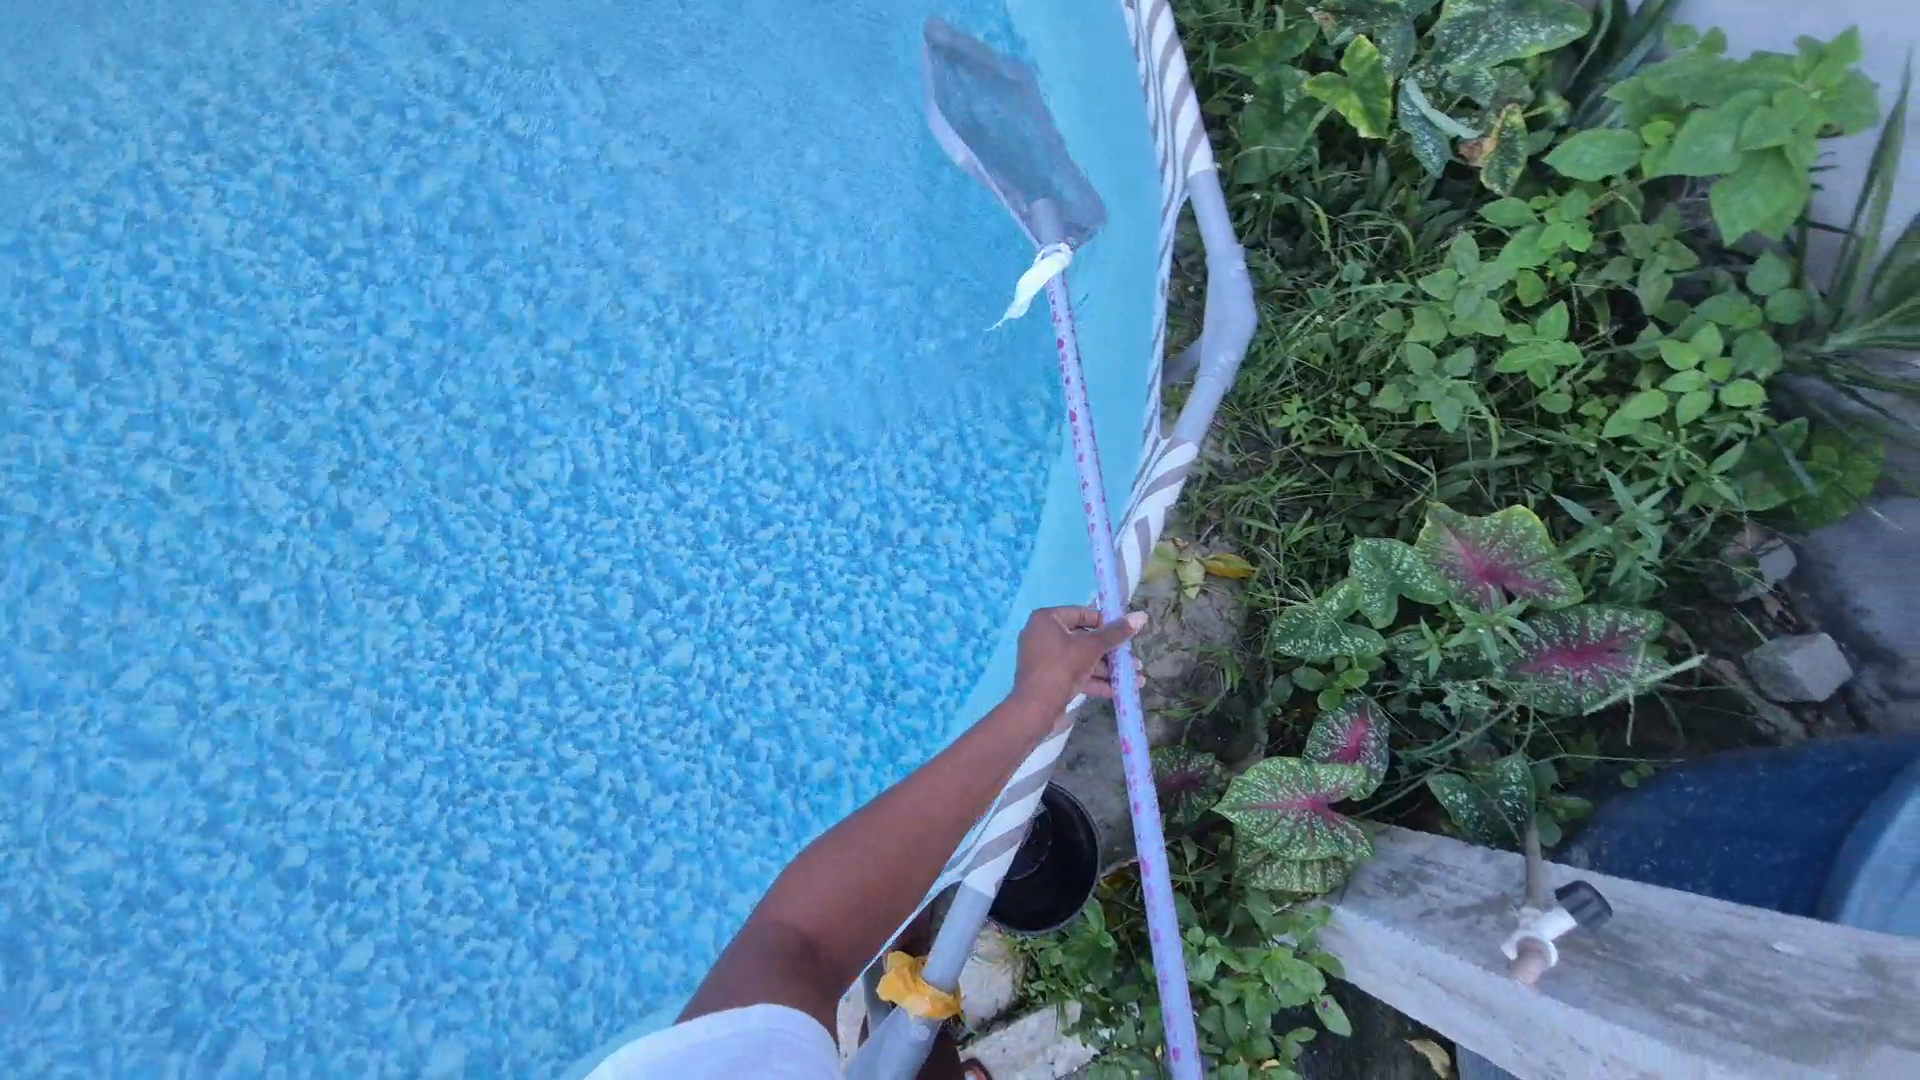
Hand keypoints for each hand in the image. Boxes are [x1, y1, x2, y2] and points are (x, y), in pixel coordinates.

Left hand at [1009, 606, 1146, 716]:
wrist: (1035, 708)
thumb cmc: (1061, 667)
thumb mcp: (1092, 647)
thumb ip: (1116, 633)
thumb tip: (1141, 616)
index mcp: (1046, 619)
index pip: (1081, 613)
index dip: (1105, 622)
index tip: (1125, 631)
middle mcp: (1043, 635)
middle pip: (1083, 638)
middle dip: (1111, 651)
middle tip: (1133, 659)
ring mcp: (1045, 659)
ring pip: (1081, 659)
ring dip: (1108, 669)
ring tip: (1135, 677)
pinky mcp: (1050, 679)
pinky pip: (1075, 674)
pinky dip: (1095, 680)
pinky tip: (1119, 690)